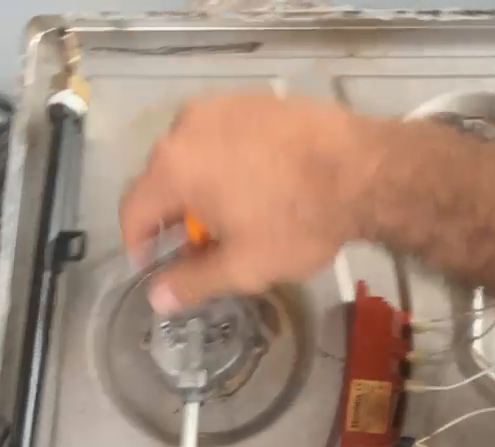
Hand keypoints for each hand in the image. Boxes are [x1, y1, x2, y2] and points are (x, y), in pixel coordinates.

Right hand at [119, 95, 390, 311]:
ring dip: (201, 193)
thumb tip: (157, 299)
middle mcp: (186, 126)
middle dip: (175, 220)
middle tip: (200, 252)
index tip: (152, 268)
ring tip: (231, 224)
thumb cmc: (295, 223)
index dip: (138, 246)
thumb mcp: (242, 267)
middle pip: (163, 180)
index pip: (133, 210)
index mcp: (173, 167)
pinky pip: (223, 140)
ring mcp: (221, 105)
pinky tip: (254, 191)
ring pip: (193, 158)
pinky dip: (226, 168)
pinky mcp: (253, 100)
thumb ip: (192, 282)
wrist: (362, 169)